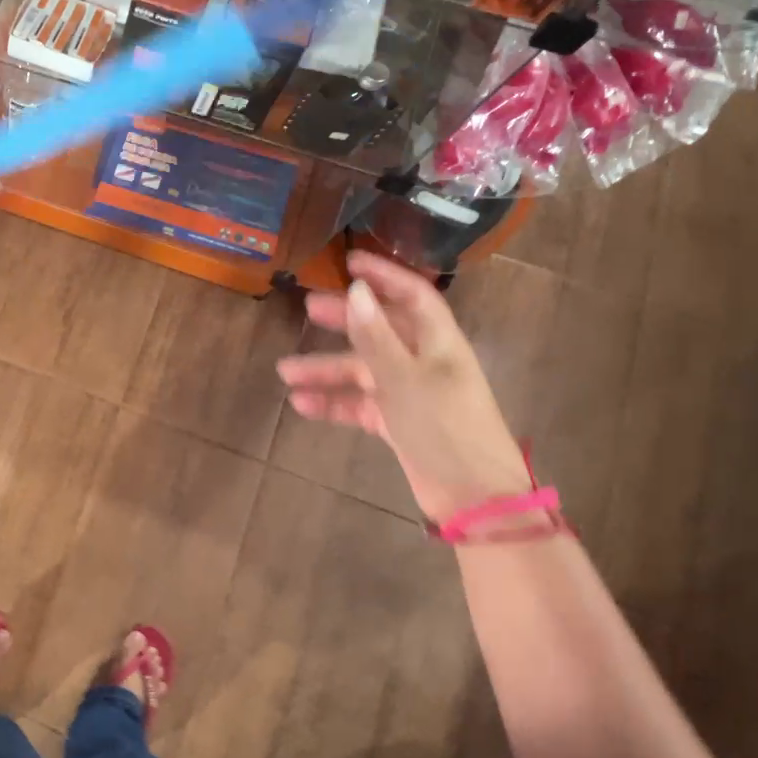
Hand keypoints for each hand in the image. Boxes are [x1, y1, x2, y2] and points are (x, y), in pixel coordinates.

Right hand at [276, 252, 530, 521]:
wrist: (472, 495)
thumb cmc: (444, 427)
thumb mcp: (405, 378)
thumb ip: (376, 337)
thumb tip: (355, 290)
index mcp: (438, 343)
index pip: (412, 296)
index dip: (385, 276)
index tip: (349, 261)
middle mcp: (424, 362)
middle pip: (380, 330)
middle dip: (344, 320)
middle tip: (306, 308)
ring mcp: (410, 394)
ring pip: (361, 371)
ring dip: (325, 369)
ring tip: (285, 371)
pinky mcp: (397, 423)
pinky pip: (359, 404)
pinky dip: (333, 402)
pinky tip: (301, 405)